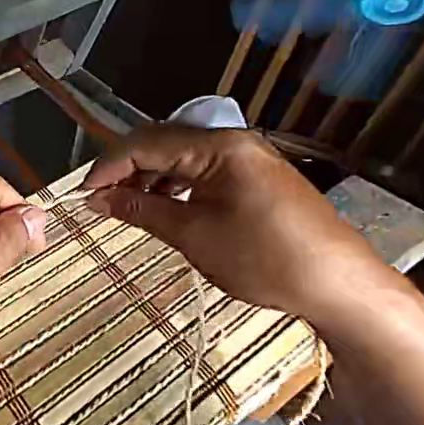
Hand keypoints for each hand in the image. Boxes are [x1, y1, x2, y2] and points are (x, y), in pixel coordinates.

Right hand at [80, 126, 404, 325]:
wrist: (339, 284)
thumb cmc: (264, 259)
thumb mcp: (195, 235)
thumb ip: (143, 209)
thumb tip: (98, 200)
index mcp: (219, 145)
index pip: (147, 143)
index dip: (109, 166)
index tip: (83, 195)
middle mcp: (233, 140)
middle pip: (165, 142)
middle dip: (128, 169)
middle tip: (101, 201)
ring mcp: (249, 157)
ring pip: (185, 157)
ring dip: (152, 178)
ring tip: (129, 207)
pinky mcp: (257, 177)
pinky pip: (206, 171)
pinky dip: (179, 186)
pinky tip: (167, 208)